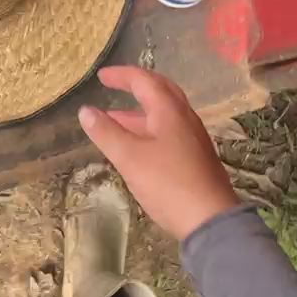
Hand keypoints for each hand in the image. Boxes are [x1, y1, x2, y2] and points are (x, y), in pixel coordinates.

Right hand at [78, 65, 239, 239]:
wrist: (211, 220)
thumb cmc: (168, 183)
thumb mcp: (130, 158)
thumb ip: (106, 133)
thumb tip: (85, 110)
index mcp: (168, 109)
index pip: (143, 80)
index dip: (120, 75)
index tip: (101, 77)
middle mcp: (184, 116)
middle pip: (159, 90)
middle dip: (135, 86)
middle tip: (116, 86)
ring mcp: (193, 137)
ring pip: (164, 113)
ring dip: (140, 112)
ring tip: (116, 121)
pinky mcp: (196, 156)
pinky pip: (170, 129)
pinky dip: (150, 128)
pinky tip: (139, 147)